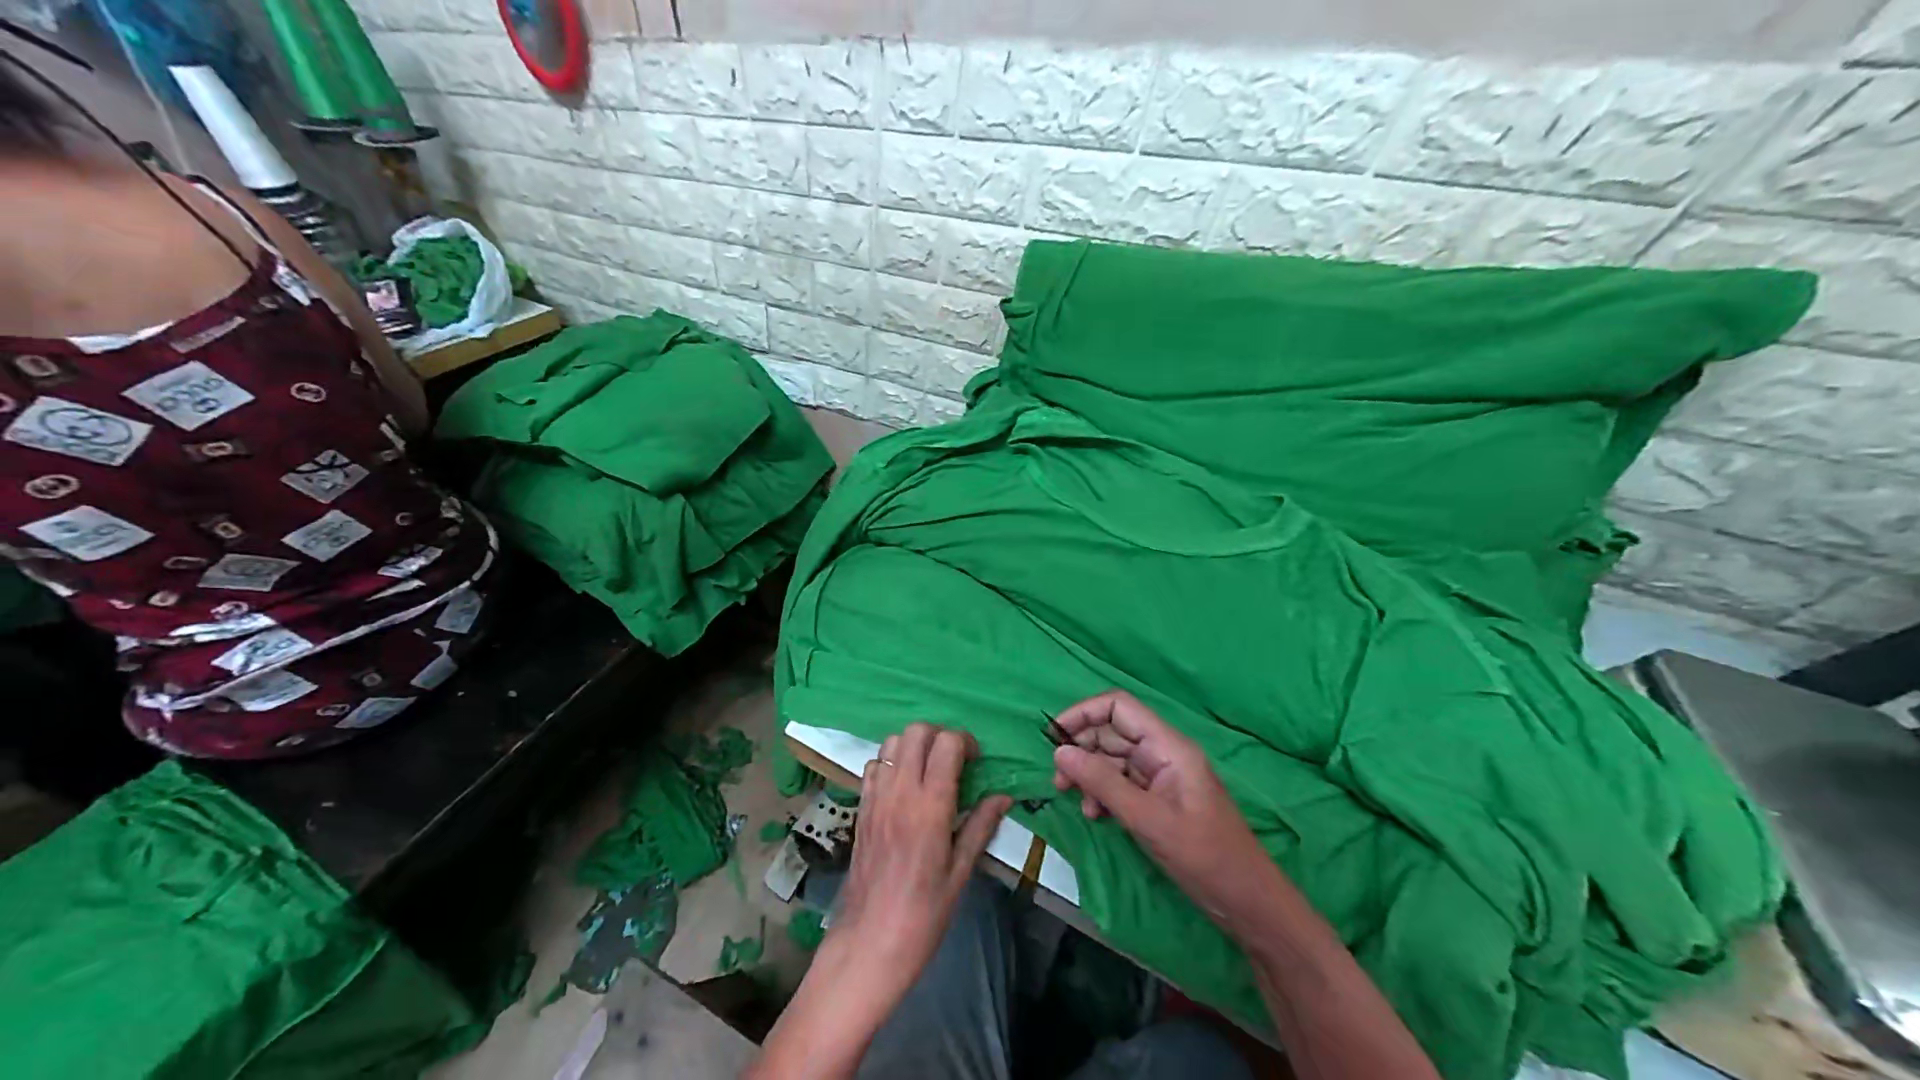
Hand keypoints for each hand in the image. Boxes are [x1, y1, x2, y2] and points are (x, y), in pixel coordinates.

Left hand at [830, 723, 1012, 999]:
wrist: (870, 942)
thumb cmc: (924, 914)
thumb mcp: (961, 872)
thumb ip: (980, 826)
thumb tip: (1003, 797)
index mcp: (930, 807)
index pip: (947, 743)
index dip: (965, 742)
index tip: (975, 762)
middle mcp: (900, 792)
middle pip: (916, 731)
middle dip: (940, 736)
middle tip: (954, 761)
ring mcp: (876, 798)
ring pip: (892, 742)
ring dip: (914, 746)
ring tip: (929, 770)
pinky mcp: (860, 808)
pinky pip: (873, 765)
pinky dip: (890, 763)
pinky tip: (904, 787)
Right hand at [1051, 690, 1279, 933]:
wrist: (1246, 901)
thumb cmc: (1203, 856)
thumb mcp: (1147, 819)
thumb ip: (1103, 782)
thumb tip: (1061, 752)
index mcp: (1168, 746)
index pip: (1119, 706)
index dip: (1083, 712)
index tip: (1054, 736)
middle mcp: (1163, 753)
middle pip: (1111, 731)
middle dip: (1081, 749)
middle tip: (1059, 778)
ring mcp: (1161, 776)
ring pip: (1112, 758)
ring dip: (1089, 775)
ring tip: (1075, 800)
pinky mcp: (1158, 799)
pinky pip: (1121, 783)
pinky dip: (1102, 793)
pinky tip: (1095, 814)